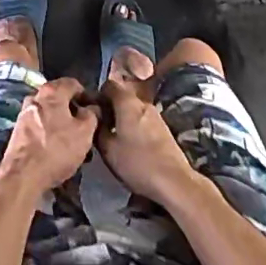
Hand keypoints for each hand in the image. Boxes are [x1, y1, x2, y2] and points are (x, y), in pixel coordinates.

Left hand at [0, 78, 96, 193]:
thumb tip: (91, 109)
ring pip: (49, 116)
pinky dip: (48, 136)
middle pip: (59, 100)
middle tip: (83, 130)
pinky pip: (39, 129)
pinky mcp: (17, 133)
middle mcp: (35, 97)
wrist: (21, 177)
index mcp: (52, 91)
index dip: (86, 96)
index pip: (74, 84)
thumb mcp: (84, 133)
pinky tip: (55, 152)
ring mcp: (23, 115)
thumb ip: (91, 115)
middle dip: (72, 113)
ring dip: (60, 126)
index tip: (94, 111)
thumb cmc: (56, 150)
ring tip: (70, 145)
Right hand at [96, 73, 199, 204]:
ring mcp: (155, 113)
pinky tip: (130, 144)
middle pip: (122, 96)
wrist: (173, 179)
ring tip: (114, 138)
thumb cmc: (137, 163)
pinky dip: (133, 125)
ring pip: (132, 108)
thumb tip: (95, 118)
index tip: (91, 111)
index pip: (109, 85)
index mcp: (128, 102)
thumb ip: (99, 130)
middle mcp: (142, 102)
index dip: (98, 95)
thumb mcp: (109, 150)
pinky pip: (142, 118)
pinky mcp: (162, 126)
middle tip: (100, 127)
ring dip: (122, 118)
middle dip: (110, 108)